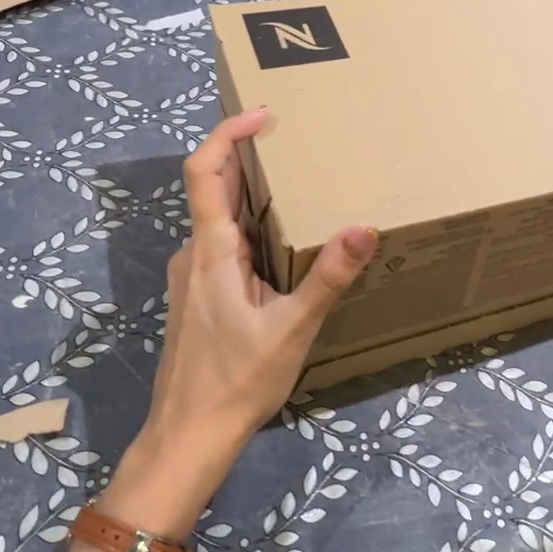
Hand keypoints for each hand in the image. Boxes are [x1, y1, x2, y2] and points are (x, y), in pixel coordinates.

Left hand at [42, 109, 374, 551]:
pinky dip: (248, 225)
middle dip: (247, 156)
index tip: (265, 114)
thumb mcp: (292, 329)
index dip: (228, 133)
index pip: (204, 170)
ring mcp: (191, 276)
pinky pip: (221, 243)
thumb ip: (328, 277)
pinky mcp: (196, 296)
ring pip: (217, 217)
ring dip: (250, 192)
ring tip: (298, 186)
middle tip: (296, 142)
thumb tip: (364, 228)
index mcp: (211, 250)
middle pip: (212, 187)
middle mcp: (194, 253)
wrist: (187, 437)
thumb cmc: (236, 382)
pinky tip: (281, 245)